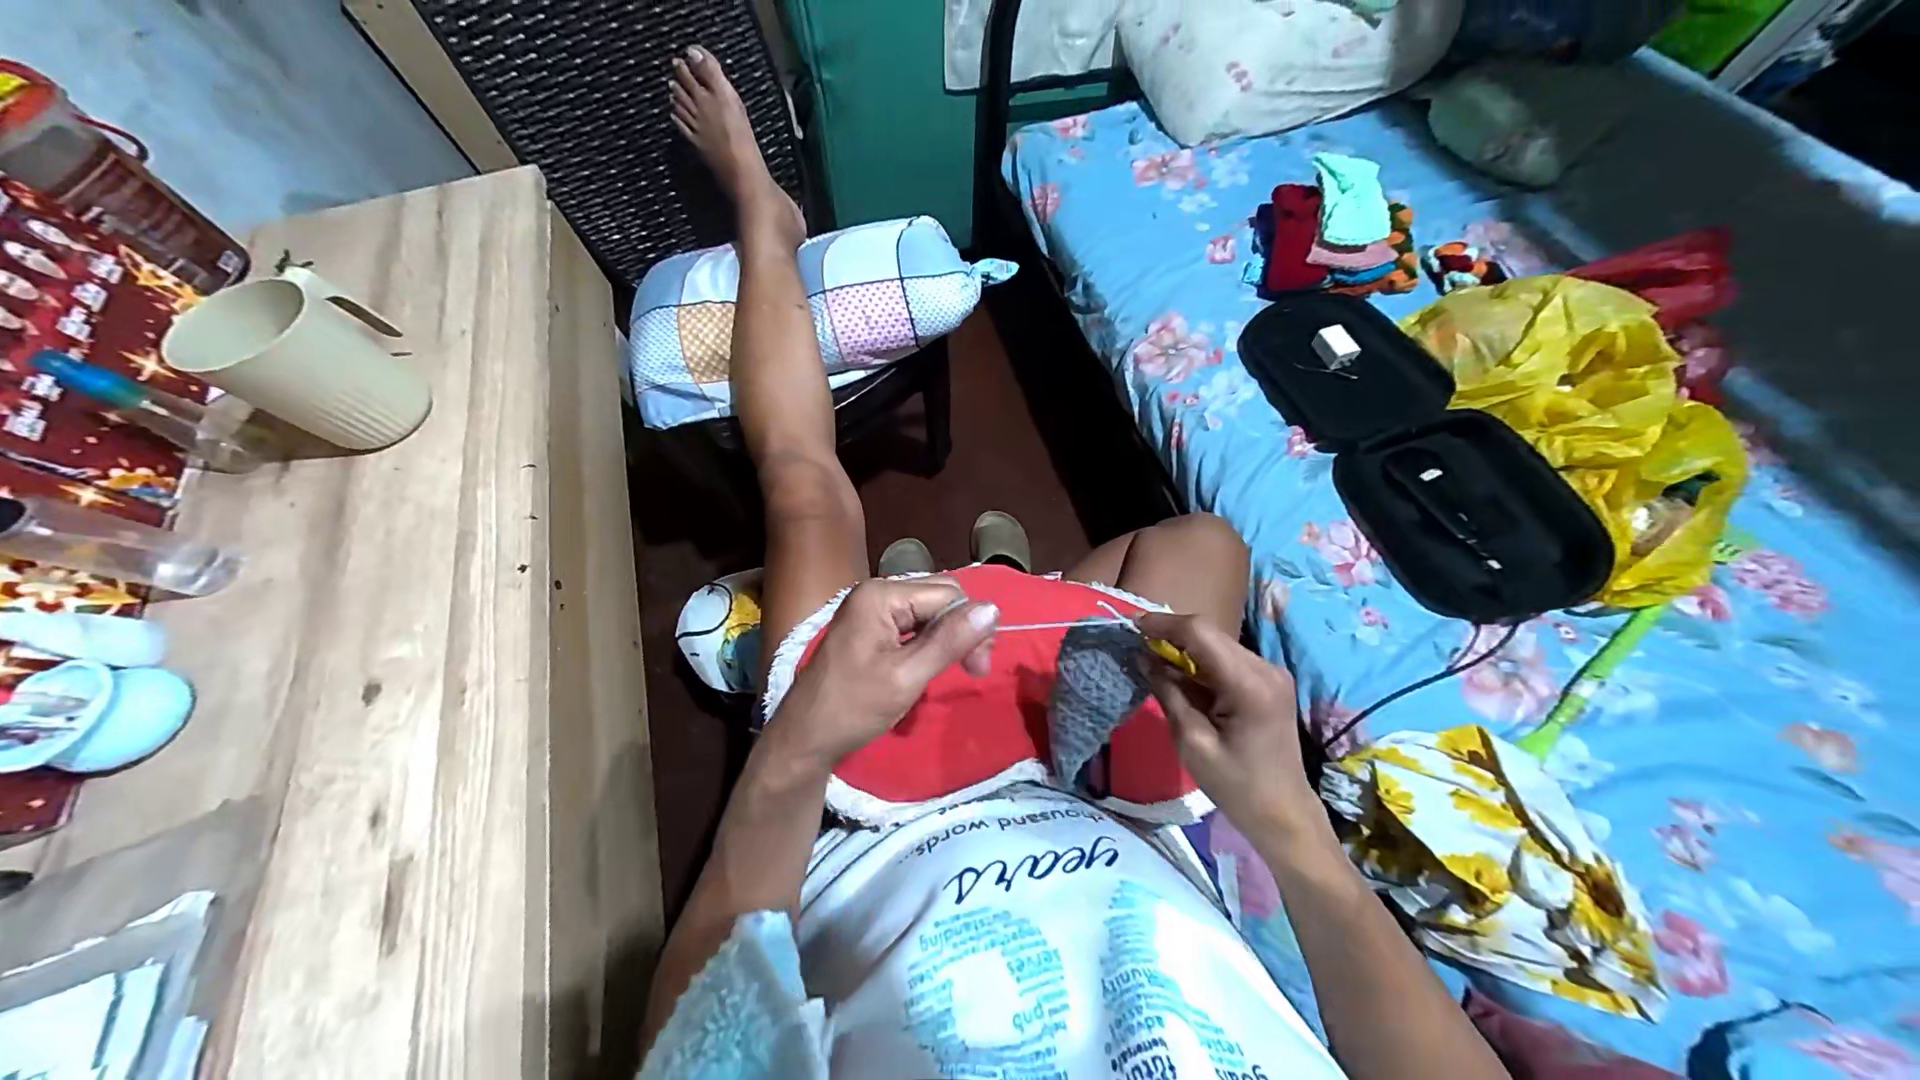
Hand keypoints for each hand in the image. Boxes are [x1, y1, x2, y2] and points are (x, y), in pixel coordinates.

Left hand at [763, 578, 999, 775]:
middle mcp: (876, 591)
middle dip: (963, 630)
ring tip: (957, 669)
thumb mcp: (907, 676)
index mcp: (881, 595)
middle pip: (940, 597)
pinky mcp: (870, 626)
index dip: (972, 626)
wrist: (804, 737)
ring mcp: (871, 608)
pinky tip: (932, 664)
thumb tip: (993, 609)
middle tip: (972, 670)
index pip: (948, 594)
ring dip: (948, 638)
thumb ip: (949, 641)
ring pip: (929, 611)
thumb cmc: (853, 708)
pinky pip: (913, 623)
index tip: (979, 668)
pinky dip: (929, 642)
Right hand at [1137, 613, 1321, 835]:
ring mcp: (1271, 673)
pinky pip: (1227, 658)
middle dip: (1171, 634)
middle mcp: (1265, 668)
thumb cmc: (1235, 785)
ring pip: (1217, 643)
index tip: (1132, 627)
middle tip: (1137, 644)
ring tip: (1152, 658)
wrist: (1283, 813)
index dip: (1164, 624)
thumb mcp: (1191, 741)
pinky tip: (1180, 672)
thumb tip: (1144, 658)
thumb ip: (1168, 693)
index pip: (1201, 632)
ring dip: (1184, 646)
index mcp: (1249, 683)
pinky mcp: (1269, 681)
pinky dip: (1200, 660)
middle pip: (1210, 633)